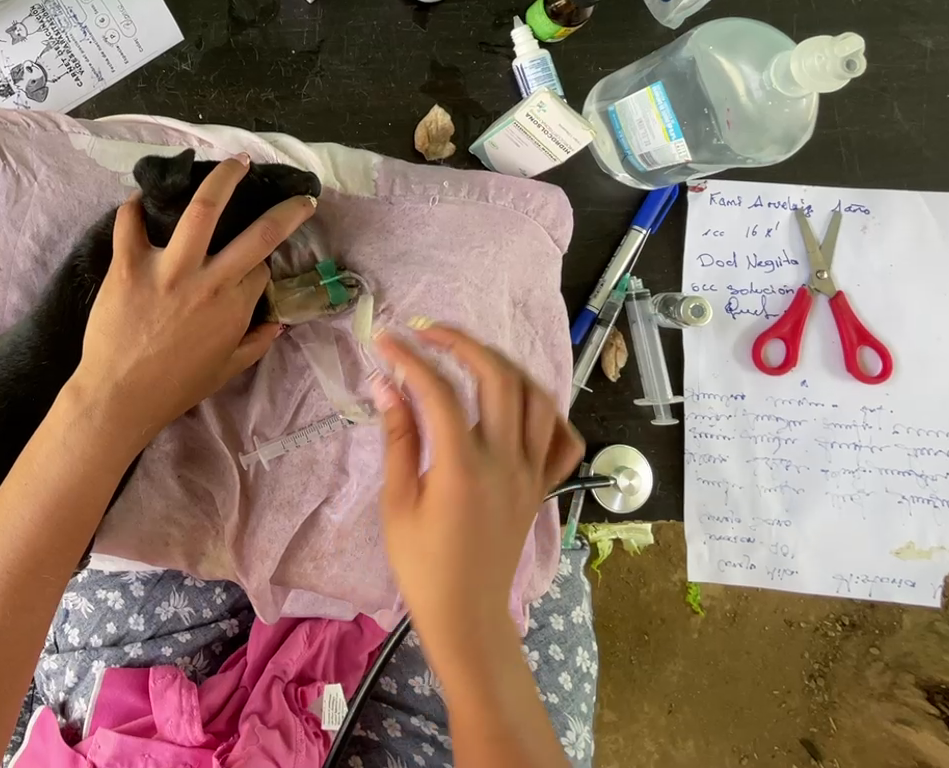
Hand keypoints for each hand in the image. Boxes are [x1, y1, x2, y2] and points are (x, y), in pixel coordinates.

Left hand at [69, 154, 316, 455]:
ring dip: (222, 179)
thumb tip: (279, 324)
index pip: (261, 266)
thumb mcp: (225, 372)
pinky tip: (141, 195)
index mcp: (234, 307)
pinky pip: (130, 223)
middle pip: (257, 233)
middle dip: (284, 210)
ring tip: (234, 162)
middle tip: (294, 195)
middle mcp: (208, 281)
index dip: (263, 260)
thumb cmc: (174, 389)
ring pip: (202, 209)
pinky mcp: (128, 265)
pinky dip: (134, 205)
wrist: (118, 398)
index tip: (257, 259)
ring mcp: (168, 269)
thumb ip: (255, 345)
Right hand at [373, 325, 583, 665]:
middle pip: (497, 377)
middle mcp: (506, 461)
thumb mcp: (397, 500)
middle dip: (462, 343)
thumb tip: (386, 383)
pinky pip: (562, 439)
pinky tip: (519, 403)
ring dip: (502, 365)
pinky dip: (546, 410)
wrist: (467, 615)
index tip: (385, 339)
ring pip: (536, 397)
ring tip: (467, 356)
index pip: (439, 391)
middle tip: (427, 332)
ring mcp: (532, 472)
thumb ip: (398, 436)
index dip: (410, 358)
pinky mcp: (542, 485)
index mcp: (463, 467)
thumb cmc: (422, 563)